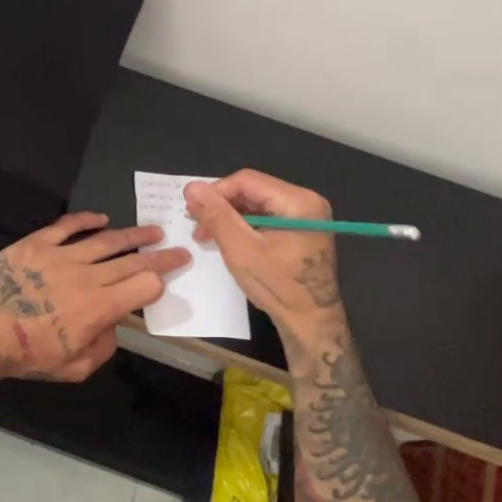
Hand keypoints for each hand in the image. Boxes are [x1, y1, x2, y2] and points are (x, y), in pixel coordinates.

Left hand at [0, 212, 189, 382]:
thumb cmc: (30, 356)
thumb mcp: (76, 368)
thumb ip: (104, 347)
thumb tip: (112, 325)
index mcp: (100, 308)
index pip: (146, 285)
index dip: (160, 281)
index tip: (166, 278)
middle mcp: (87, 276)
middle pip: (133, 260)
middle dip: (160, 255)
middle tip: (177, 249)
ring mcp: (61, 256)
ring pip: (105, 239)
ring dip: (132, 234)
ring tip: (151, 230)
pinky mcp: (36, 244)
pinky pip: (66, 226)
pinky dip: (86, 219)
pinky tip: (101, 218)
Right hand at [183, 170, 346, 339]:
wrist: (309, 321)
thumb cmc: (277, 285)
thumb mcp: (240, 249)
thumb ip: (216, 215)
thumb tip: (191, 187)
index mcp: (298, 201)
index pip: (247, 180)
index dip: (215, 192)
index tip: (191, 212)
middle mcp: (306, 201)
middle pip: (251, 190)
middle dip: (221, 206)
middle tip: (197, 227)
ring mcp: (305, 215)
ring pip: (255, 203)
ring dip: (228, 216)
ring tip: (207, 235)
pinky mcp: (299, 228)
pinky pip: (264, 216)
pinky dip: (242, 225)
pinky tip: (226, 239)